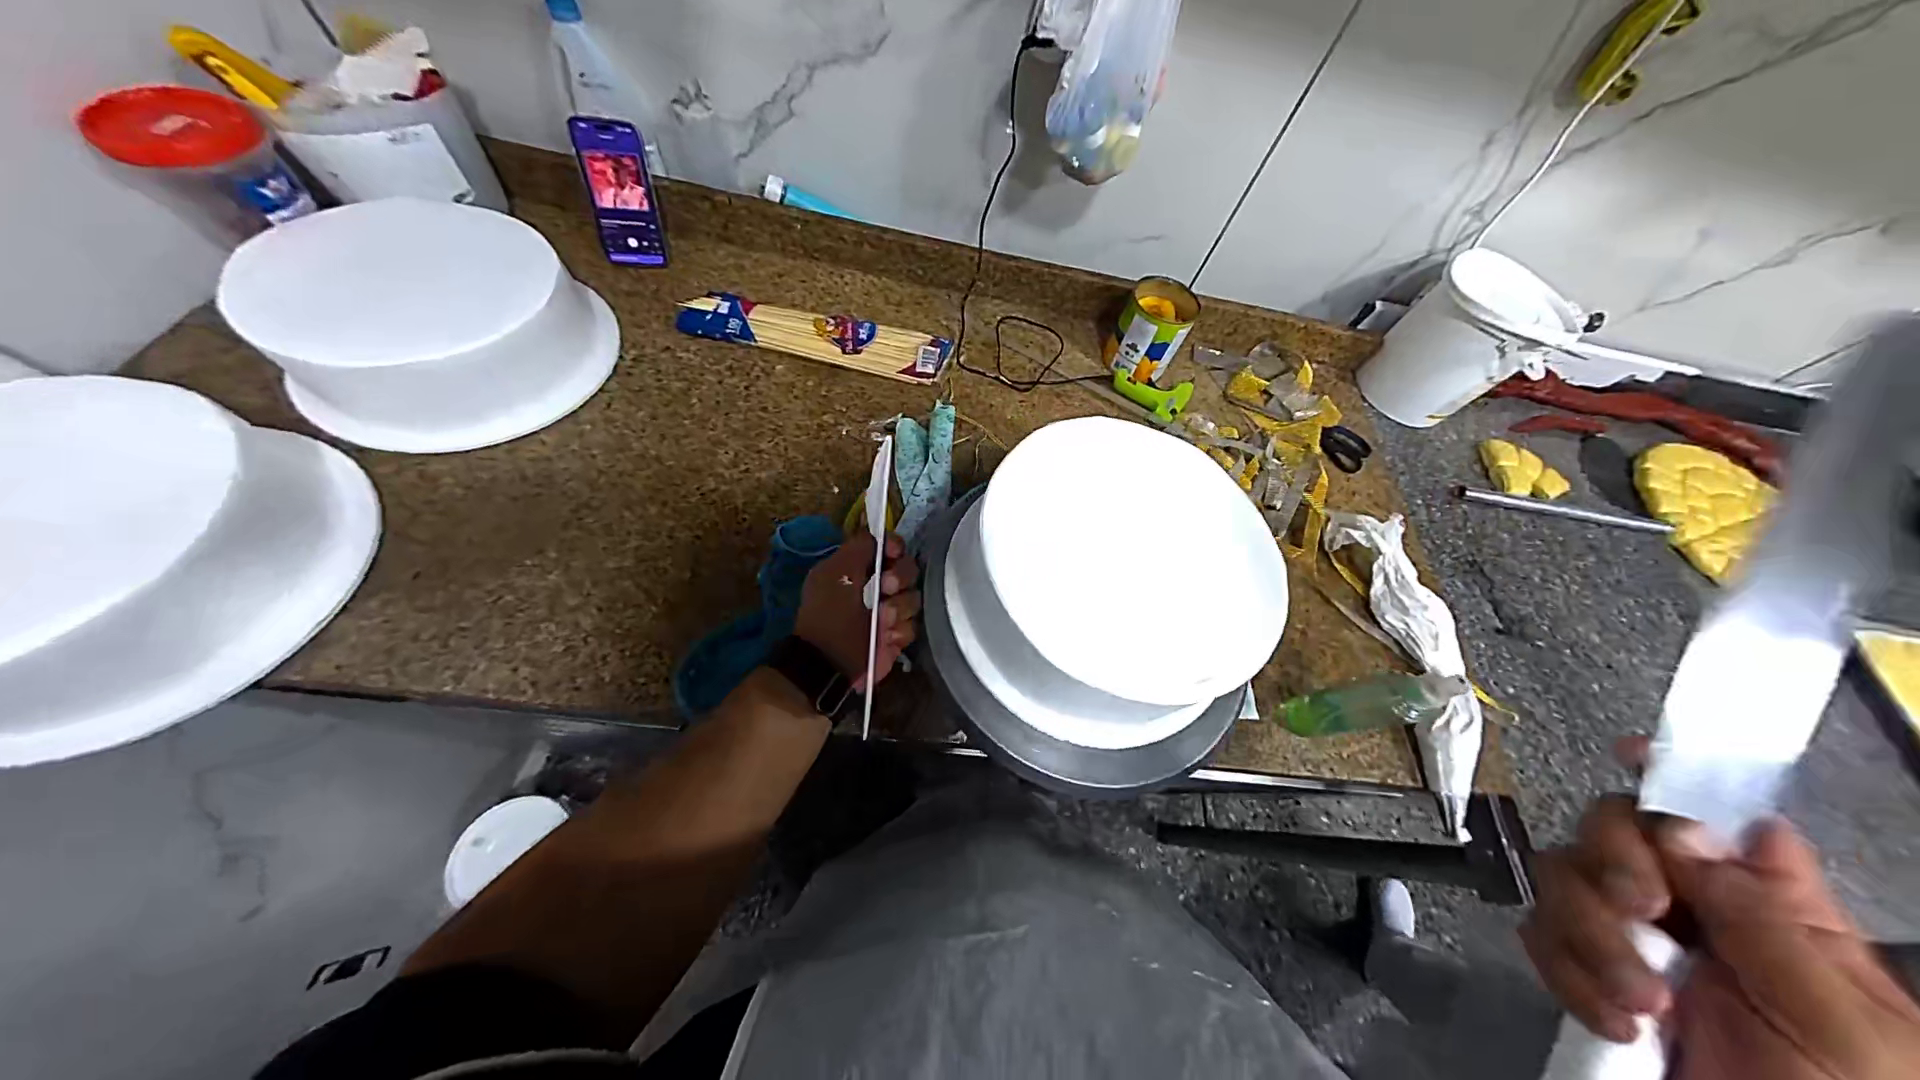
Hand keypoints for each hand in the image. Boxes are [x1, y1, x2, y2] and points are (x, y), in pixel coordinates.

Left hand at [794, 532, 920, 691]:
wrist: (830, 663)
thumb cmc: (829, 615)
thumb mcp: (837, 574)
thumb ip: (857, 547)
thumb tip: (877, 533)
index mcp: (858, 568)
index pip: (889, 547)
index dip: (895, 547)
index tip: (893, 554)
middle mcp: (876, 586)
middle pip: (908, 569)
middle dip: (899, 578)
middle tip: (884, 589)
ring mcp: (888, 611)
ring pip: (914, 598)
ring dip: (898, 608)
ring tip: (881, 621)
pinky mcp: (896, 635)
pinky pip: (913, 625)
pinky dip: (899, 631)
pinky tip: (885, 638)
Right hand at [1523, 739, 1919, 1079]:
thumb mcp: (1844, 1028)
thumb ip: (1769, 924)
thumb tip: (1686, 833)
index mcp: (1776, 912)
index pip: (1719, 816)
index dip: (1674, 775)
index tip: (1630, 753)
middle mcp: (1692, 910)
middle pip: (1615, 829)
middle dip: (1613, 861)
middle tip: (1637, 909)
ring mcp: (1631, 941)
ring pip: (1562, 876)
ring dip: (1589, 935)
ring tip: (1643, 1010)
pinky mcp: (1584, 972)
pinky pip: (1539, 934)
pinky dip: (1564, 971)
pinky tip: (1613, 1022)